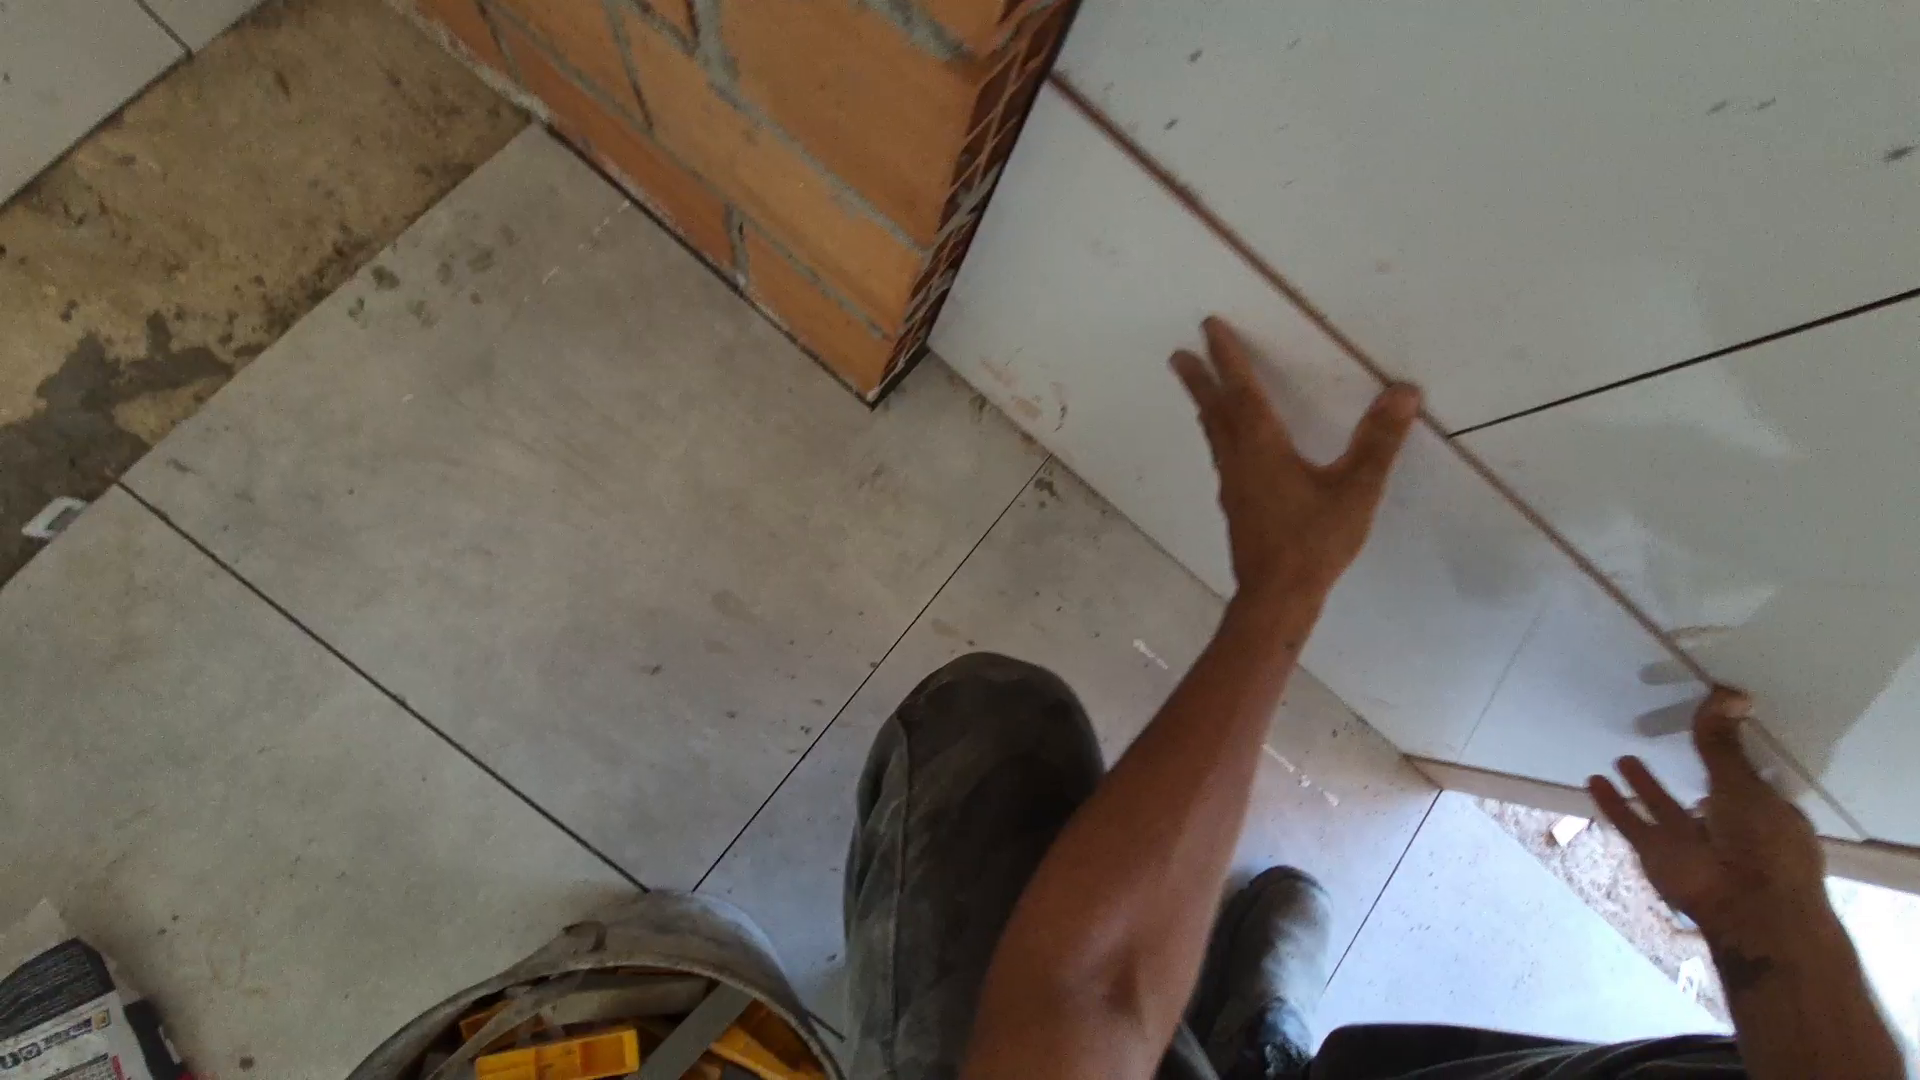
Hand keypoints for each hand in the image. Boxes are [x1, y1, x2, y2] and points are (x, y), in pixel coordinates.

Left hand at [1172, 316, 1421, 599]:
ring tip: (1200, 389)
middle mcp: (1238, 460)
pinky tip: (1228, 444)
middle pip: (1215, 410)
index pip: (1241, 391)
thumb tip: (1403, 392)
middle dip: (1200, 379)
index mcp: (1262, 447)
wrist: (1276, 594)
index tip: (1209, 328)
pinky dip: (1219, 434)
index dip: (1227, 357)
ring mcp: (1233, 484)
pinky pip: (1223, 455)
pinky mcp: (1236, 503)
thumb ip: (1379, 442)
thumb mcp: (1356, 490)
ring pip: (1215, 434)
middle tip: (1177, 355)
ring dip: (1206, 406)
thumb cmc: (1314, 541)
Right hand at [1588, 688, 1828, 936]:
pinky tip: (1592, 780)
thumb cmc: (1761, 844)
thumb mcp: (1742, 786)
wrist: (1745, 906)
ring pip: (1663, 805)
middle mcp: (1728, 825)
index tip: (1711, 730)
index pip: (1745, 778)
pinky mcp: (1655, 850)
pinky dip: (1611, 801)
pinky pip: (1629, 820)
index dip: (1728, 755)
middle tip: (1663, 739)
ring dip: (1644, 784)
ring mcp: (1689, 840)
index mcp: (1764, 813)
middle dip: (1685, 771)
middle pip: (1702, 791)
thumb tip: (1726, 693)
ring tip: (1623, 757)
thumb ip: (1722, 744)